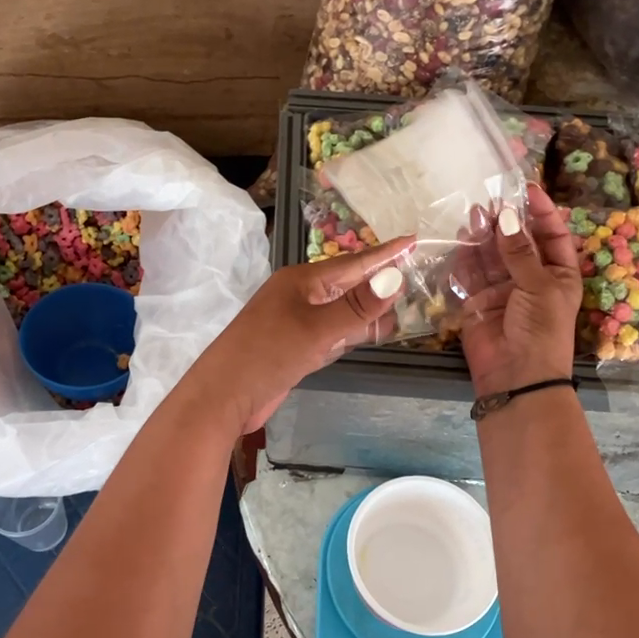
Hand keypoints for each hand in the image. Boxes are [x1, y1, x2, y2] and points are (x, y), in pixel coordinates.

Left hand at [188, 237, 415, 434]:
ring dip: (367, 308)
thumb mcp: (318, 329)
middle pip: (347, 284)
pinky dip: (351, 332)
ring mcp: (294, 322)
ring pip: (340, 310)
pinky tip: (367, 334)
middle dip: (378, 280)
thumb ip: (357, 307)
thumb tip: (393, 278)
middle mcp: (298, 296)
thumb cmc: (268, 355)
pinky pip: (331, 332)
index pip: (353, 263)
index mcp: (301, 281)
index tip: (412, 241)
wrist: (223, 396)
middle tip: (415, 272)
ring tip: (399, 303)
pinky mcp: (293, 348)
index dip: (384, 254)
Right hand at [460, 184, 581, 396]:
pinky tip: (461, 240)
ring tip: (474, 214)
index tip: (527, 189)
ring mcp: (501, 291)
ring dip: (483, 236)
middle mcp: (530, 279)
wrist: (516, 376)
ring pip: (491, 256)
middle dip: (505, 222)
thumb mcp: (539, 287)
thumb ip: (519, 251)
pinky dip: (464, 258)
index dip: (541, 212)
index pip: (551, 235)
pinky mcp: (476, 302)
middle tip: (490, 200)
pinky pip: (469, 275)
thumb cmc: (541, 330)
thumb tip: (505, 215)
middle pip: (517, 242)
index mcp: (558, 275)